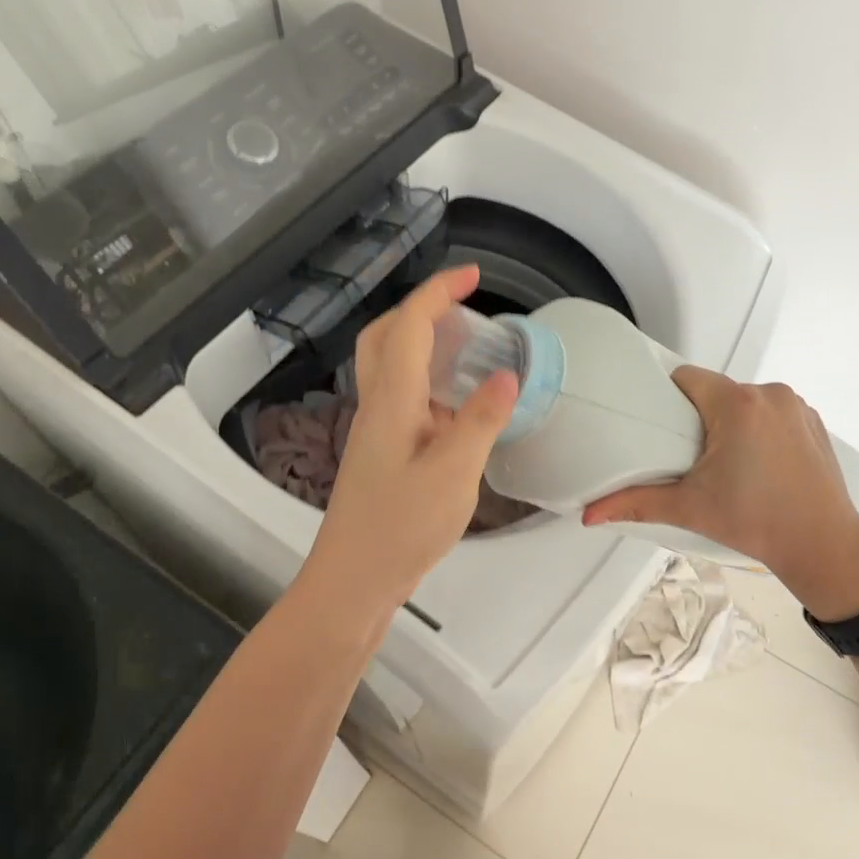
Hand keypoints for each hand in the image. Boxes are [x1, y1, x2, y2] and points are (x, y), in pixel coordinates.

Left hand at [303, 266, 518, 603]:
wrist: (352, 582)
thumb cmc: (400, 529)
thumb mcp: (454, 474)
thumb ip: (480, 420)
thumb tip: (506, 375)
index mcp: (392, 401)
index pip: (410, 326)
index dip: (439, 292)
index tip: (473, 275)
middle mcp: (377, 407)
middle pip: (385, 337)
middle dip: (421, 310)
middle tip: (465, 310)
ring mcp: (375, 433)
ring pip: (391, 368)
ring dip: (423, 346)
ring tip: (469, 352)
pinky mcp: (382, 456)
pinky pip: (402, 400)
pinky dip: (428, 385)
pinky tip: (459, 409)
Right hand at [582, 368, 858, 620]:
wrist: (823, 545)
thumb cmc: (754, 522)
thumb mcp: (689, 509)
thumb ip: (635, 503)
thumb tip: (587, 515)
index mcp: (737, 405)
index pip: (687, 378)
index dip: (669, 398)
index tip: (662, 426)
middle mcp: (770, 394)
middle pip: (716, 390)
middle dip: (700, 415)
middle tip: (688, 454)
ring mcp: (796, 406)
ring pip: (745, 401)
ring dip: (731, 422)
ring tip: (724, 461)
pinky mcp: (813, 422)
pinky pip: (772, 412)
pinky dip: (760, 429)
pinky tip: (757, 462)